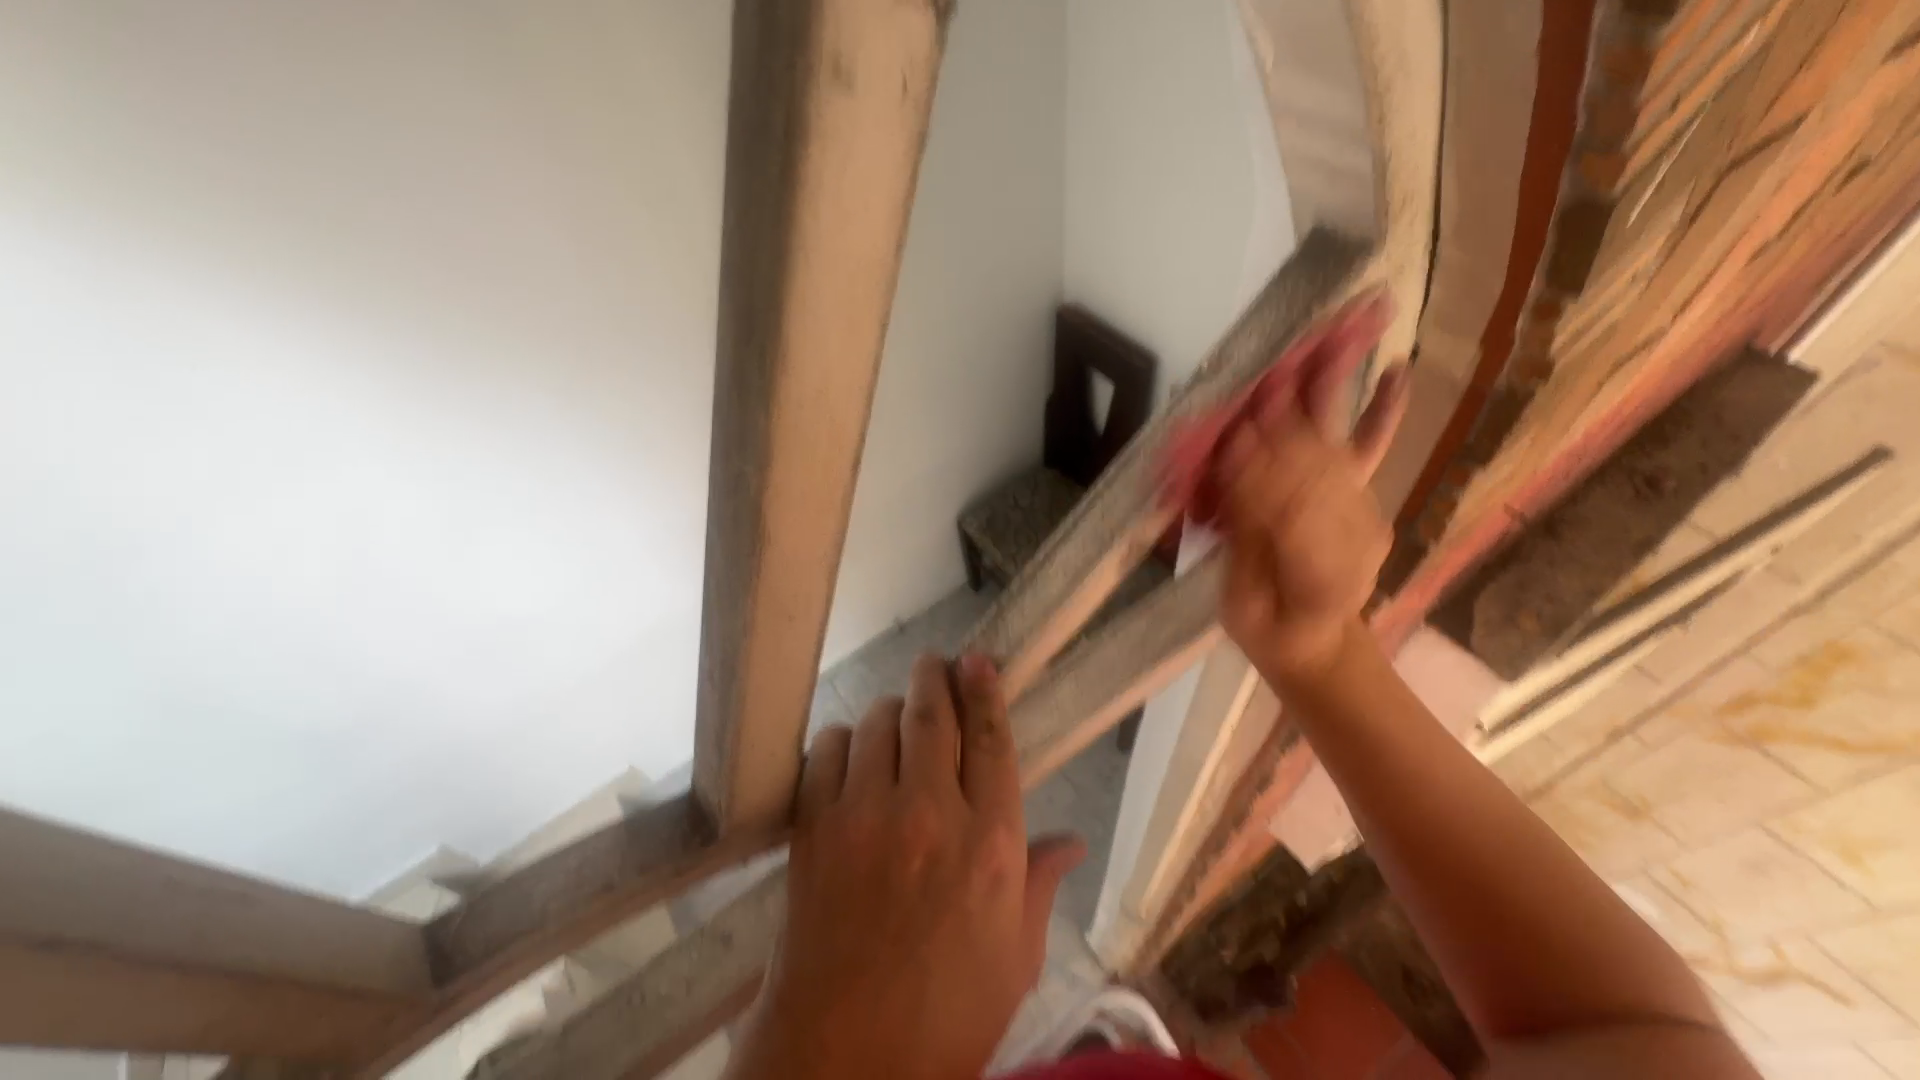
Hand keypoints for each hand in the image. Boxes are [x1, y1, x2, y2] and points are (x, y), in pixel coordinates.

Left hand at [727, 653, 1085, 1079]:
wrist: (845, 1056)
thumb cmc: (946, 1014)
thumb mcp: (1016, 957)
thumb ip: (1039, 885)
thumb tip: (1070, 842)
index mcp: (990, 844)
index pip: (991, 740)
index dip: (985, 691)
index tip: (979, 661)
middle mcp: (929, 814)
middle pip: (932, 715)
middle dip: (934, 678)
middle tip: (935, 664)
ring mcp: (864, 816)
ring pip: (877, 724)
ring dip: (890, 711)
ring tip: (896, 719)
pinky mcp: (814, 828)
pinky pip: (825, 752)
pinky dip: (840, 740)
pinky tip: (849, 755)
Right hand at [1216, 300, 1406, 682]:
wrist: (1313, 641)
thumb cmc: (1280, 623)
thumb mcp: (1260, 596)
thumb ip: (1255, 532)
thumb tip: (1239, 458)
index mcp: (1314, 534)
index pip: (1286, 479)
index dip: (1266, 443)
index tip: (1250, 405)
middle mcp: (1335, 503)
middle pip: (1319, 433)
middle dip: (1317, 382)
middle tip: (1324, 326)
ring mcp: (1350, 495)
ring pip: (1340, 427)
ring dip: (1340, 376)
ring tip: (1355, 320)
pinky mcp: (1358, 493)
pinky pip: (1373, 447)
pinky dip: (1384, 410)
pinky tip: (1397, 371)